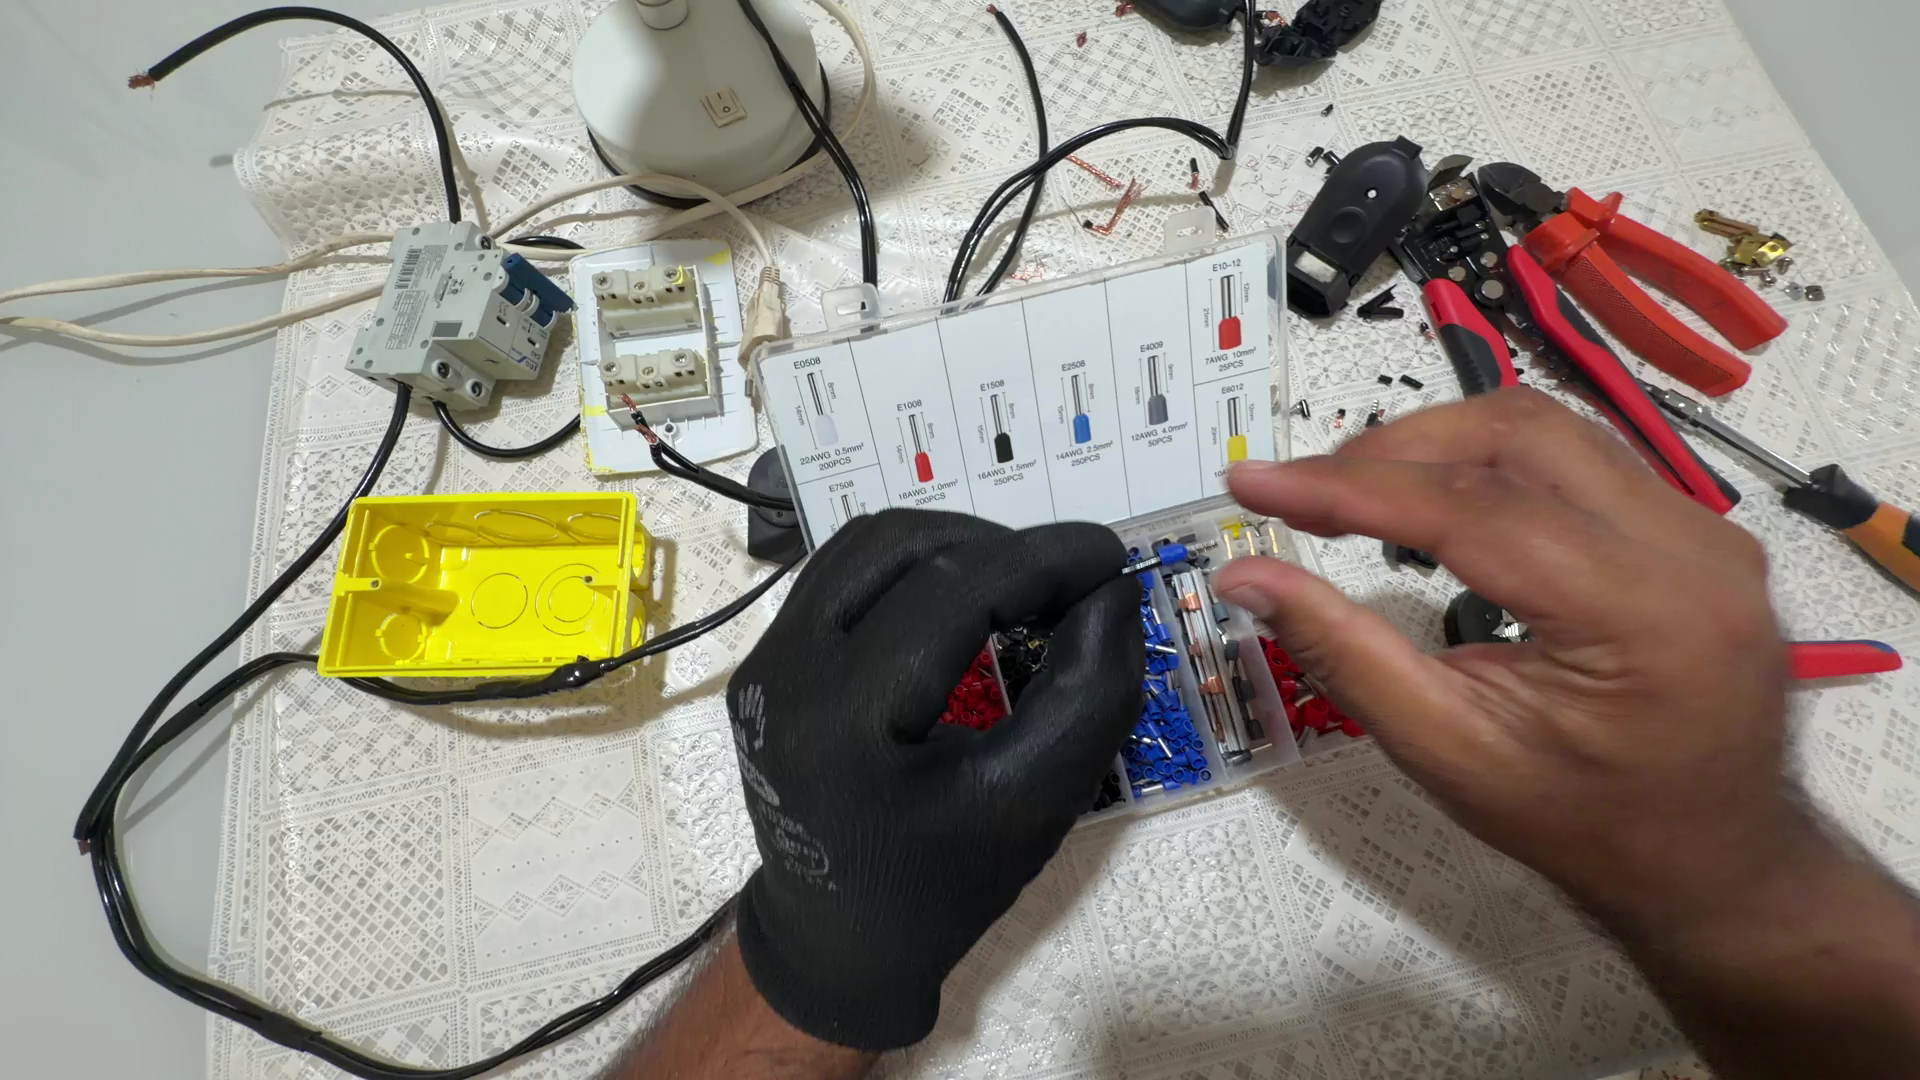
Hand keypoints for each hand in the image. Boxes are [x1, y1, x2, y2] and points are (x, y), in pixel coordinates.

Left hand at [728, 509, 1141, 1050]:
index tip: (1109, 557)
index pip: (953, 593)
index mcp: (842, 719)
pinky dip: (912, 562)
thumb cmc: (939, 888)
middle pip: (903, 550)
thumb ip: (1090, 692)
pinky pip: (844, 571)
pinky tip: (957, 592)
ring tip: (1017, 581)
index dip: (1043, 560)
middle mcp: (784, 670)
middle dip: (1003, 549)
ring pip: (867, 544)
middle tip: (1067, 581)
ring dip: (955, 545)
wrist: (836, 938)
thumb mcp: (1035, 804)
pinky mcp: (770, 658)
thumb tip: (1111, 595)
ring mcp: (766, 658)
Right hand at [1213, 388, 1794, 921]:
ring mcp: (1694, 525)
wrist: (1710, 861)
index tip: (1251, 482)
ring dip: (1424, 445)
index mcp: (1639, 614)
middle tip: (1298, 495)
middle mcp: (1686, 546)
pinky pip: (1559, 453)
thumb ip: (1338, 650)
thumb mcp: (1439, 747)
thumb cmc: (1573, 818)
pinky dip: (1466, 460)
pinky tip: (1418, 499)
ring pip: (1535, 428)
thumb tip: (1242, 576)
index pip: (1471, 510)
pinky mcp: (1678, 524)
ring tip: (1345, 492)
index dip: (1346, 487)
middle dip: (1384, 452)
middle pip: (1512, 437)